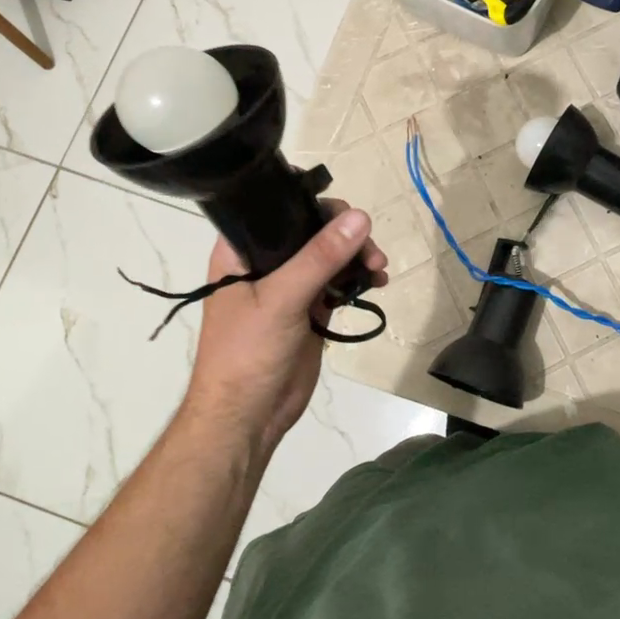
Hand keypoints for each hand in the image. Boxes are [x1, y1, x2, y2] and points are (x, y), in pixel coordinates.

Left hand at [186, 201, 387, 449]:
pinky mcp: (310, 309)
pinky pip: (339, 282)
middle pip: (311, 229)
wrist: (248, 417)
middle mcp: (265, 261)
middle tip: (369, 248)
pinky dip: (359, 278)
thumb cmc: (246, 353)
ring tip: (379, 267)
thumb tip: (361, 217)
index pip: (275, 207)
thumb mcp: (282, 299)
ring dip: (358, 255)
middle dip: (345, 233)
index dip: (310, 200)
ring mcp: (289, 286)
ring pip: (330, 254)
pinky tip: (378, 281)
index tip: (345, 210)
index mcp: (241, 251)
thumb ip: (321, 257)